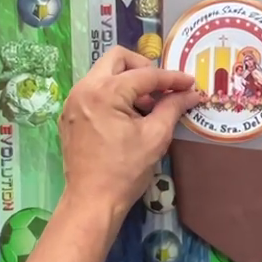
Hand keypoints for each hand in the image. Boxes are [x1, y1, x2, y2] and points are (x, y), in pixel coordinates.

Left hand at [58, 47, 200, 223]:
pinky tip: (128, 117)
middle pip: (117, 59)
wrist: (91, 202)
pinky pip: (94, 91)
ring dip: (128, 81)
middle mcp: (84, 89)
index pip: (145, 75)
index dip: (172, 78)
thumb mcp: (155, 137)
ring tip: (147, 106)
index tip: (190, 83)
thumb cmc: (125, 171)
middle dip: (143, 68)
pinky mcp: (70, 115)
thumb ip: (173, 108)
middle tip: (161, 87)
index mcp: (105, 92)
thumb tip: (191, 93)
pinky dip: (113, 94)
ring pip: (104, 73)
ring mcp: (73, 101)